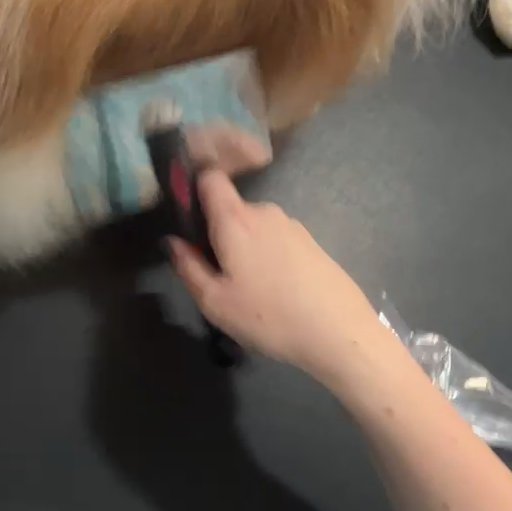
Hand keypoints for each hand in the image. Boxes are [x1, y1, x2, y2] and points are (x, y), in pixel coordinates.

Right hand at [167, 171, 387, 383]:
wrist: (339, 332)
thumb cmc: (268, 315)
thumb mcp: (215, 301)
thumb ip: (188, 266)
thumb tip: (172, 240)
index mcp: (235, 219)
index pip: (210, 178)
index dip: (195, 189)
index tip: (189, 220)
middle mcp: (264, 211)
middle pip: (231, 209)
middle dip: (219, 234)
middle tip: (219, 276)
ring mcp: (291, 225)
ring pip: (254, 228)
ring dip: (245, 249)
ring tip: (250, 291)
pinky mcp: (311, 242)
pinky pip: (276, 240)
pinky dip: (268, 258)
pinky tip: (277, 293)